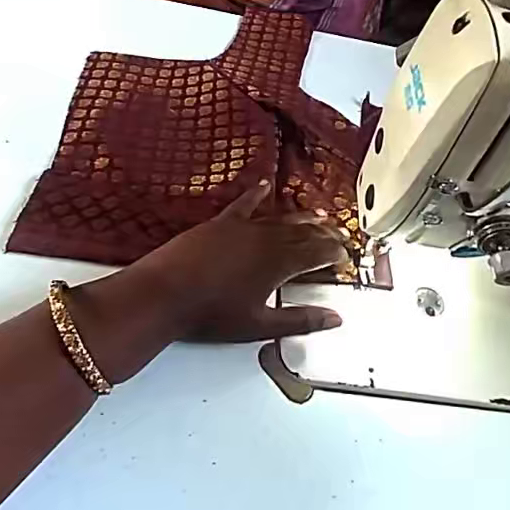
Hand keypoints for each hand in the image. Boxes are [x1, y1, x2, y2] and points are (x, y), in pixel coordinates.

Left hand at [69, 180, 346, 381]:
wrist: (164, 293)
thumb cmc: (210, 313)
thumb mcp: (259, 324)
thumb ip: (300, 320)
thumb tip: (335, 318)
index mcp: (278, 264)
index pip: (317, 253)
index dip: (334, 253)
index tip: (345, 255)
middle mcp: (265, 239)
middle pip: (303, 233)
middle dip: (325, 233)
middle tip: (340, 234)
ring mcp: (241, 227)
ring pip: (280, 218)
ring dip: (301, 217)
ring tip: (318, 215)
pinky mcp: (219, 223)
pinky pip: (244, 204)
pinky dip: (256, 194)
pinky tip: (265, 185)